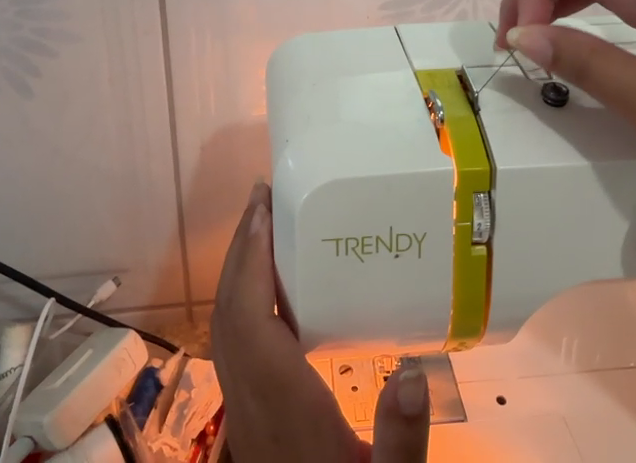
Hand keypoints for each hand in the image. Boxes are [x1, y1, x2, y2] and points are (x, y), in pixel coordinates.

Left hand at [211, 182, 429, 462]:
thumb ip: (402, 439)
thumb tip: (410, 371)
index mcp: (283, 406)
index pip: (249, 319)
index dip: (251, 260)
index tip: (263, 210)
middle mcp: (252, 399)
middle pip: (229, 312)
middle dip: (242, 249)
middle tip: (264, 198)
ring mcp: (245, 409)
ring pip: (225, 327)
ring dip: (239, 271)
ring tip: (266, 229)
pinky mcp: (250, 416)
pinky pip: (235, 343)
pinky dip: (245, 301)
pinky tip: (275, 292)